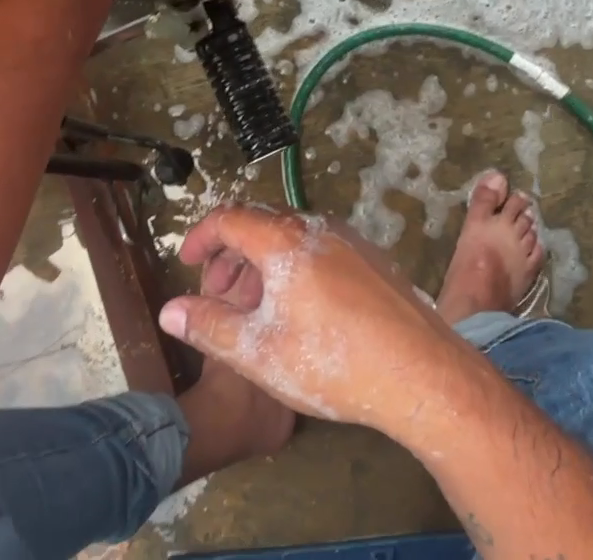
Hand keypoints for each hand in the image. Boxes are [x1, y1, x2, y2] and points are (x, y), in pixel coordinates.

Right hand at [160, 205, 478, 436]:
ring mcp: (352, 241)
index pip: (230, 218)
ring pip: (293, 238)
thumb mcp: (258, 352)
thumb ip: (208, 326)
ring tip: (255, 307)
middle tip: (217, 294)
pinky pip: (321, 249)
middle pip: (262, 224)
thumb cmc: (334, 363)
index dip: (202, 237)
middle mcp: (319, 228)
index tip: (188, 261)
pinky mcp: (374, 260)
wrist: (422, 374)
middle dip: (231, 254)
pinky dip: (295, 266)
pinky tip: (300, 310)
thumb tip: (170, 311)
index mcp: (285, 242)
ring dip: (263, 262)